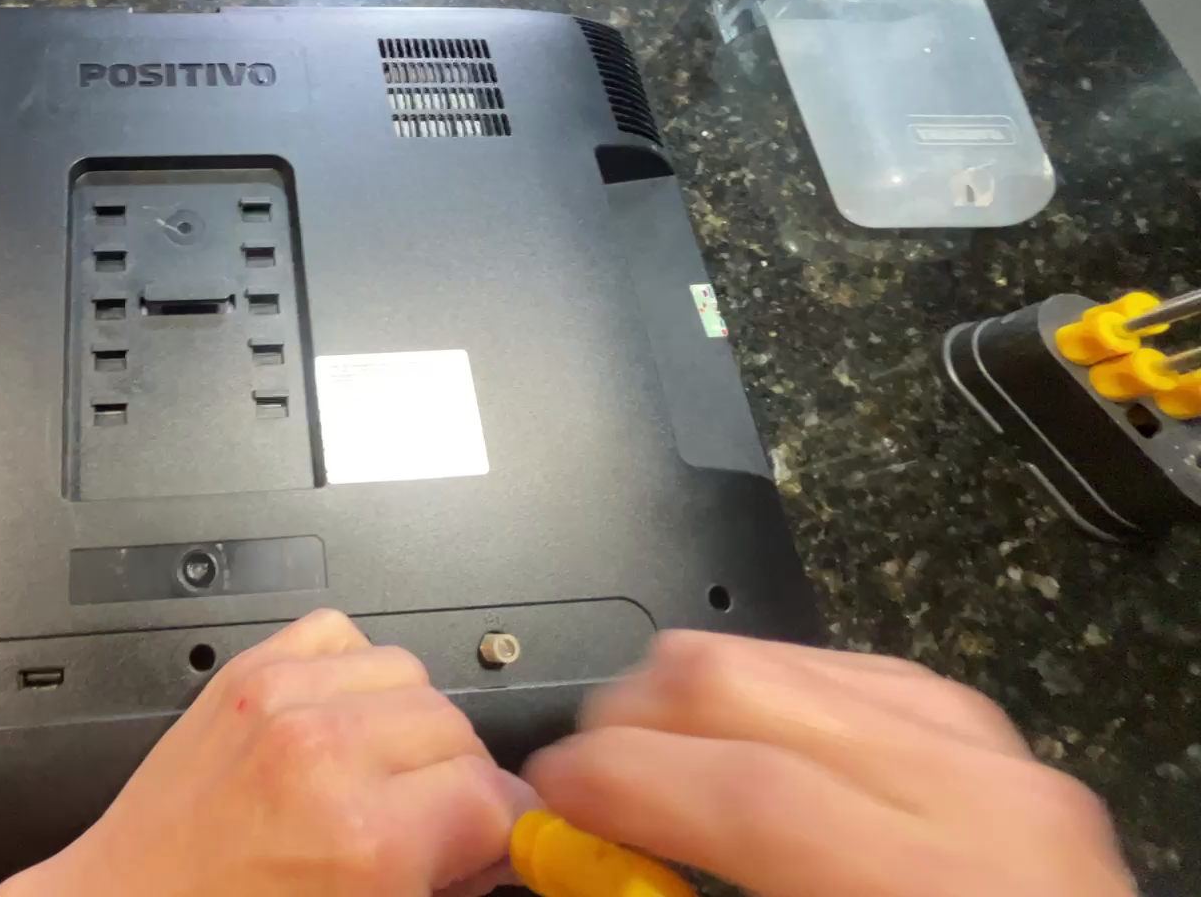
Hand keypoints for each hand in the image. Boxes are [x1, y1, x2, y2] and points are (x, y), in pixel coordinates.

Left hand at [0, 609, 531, 896]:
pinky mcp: (246, 670)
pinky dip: (351, 666)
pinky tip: (337, 711)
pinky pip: (336, 631)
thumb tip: (496, 834)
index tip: (495, 834)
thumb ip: (445, 877)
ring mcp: (279, 696)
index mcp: (362, 838)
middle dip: (456, 775)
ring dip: (408, 718)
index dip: (505, 822)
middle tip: (433, 812)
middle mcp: (323, 749)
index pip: (492, 792)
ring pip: (407, 671)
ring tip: (380, 761)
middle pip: (455, 725)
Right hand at [523, 631, 1134, 896]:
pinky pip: (787, 657)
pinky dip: (722, 690)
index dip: (620, 781)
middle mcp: (975, 792)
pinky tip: (723, 745)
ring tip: (645, 759)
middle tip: (585, 776)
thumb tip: (551, 832)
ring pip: (743, 650)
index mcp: (944, 888)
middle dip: (617, 718)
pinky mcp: (942, 706)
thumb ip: (657, 893)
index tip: (549, 790)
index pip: (753, 797)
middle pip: (729, 684)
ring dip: (659, 698)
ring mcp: (963, 733)